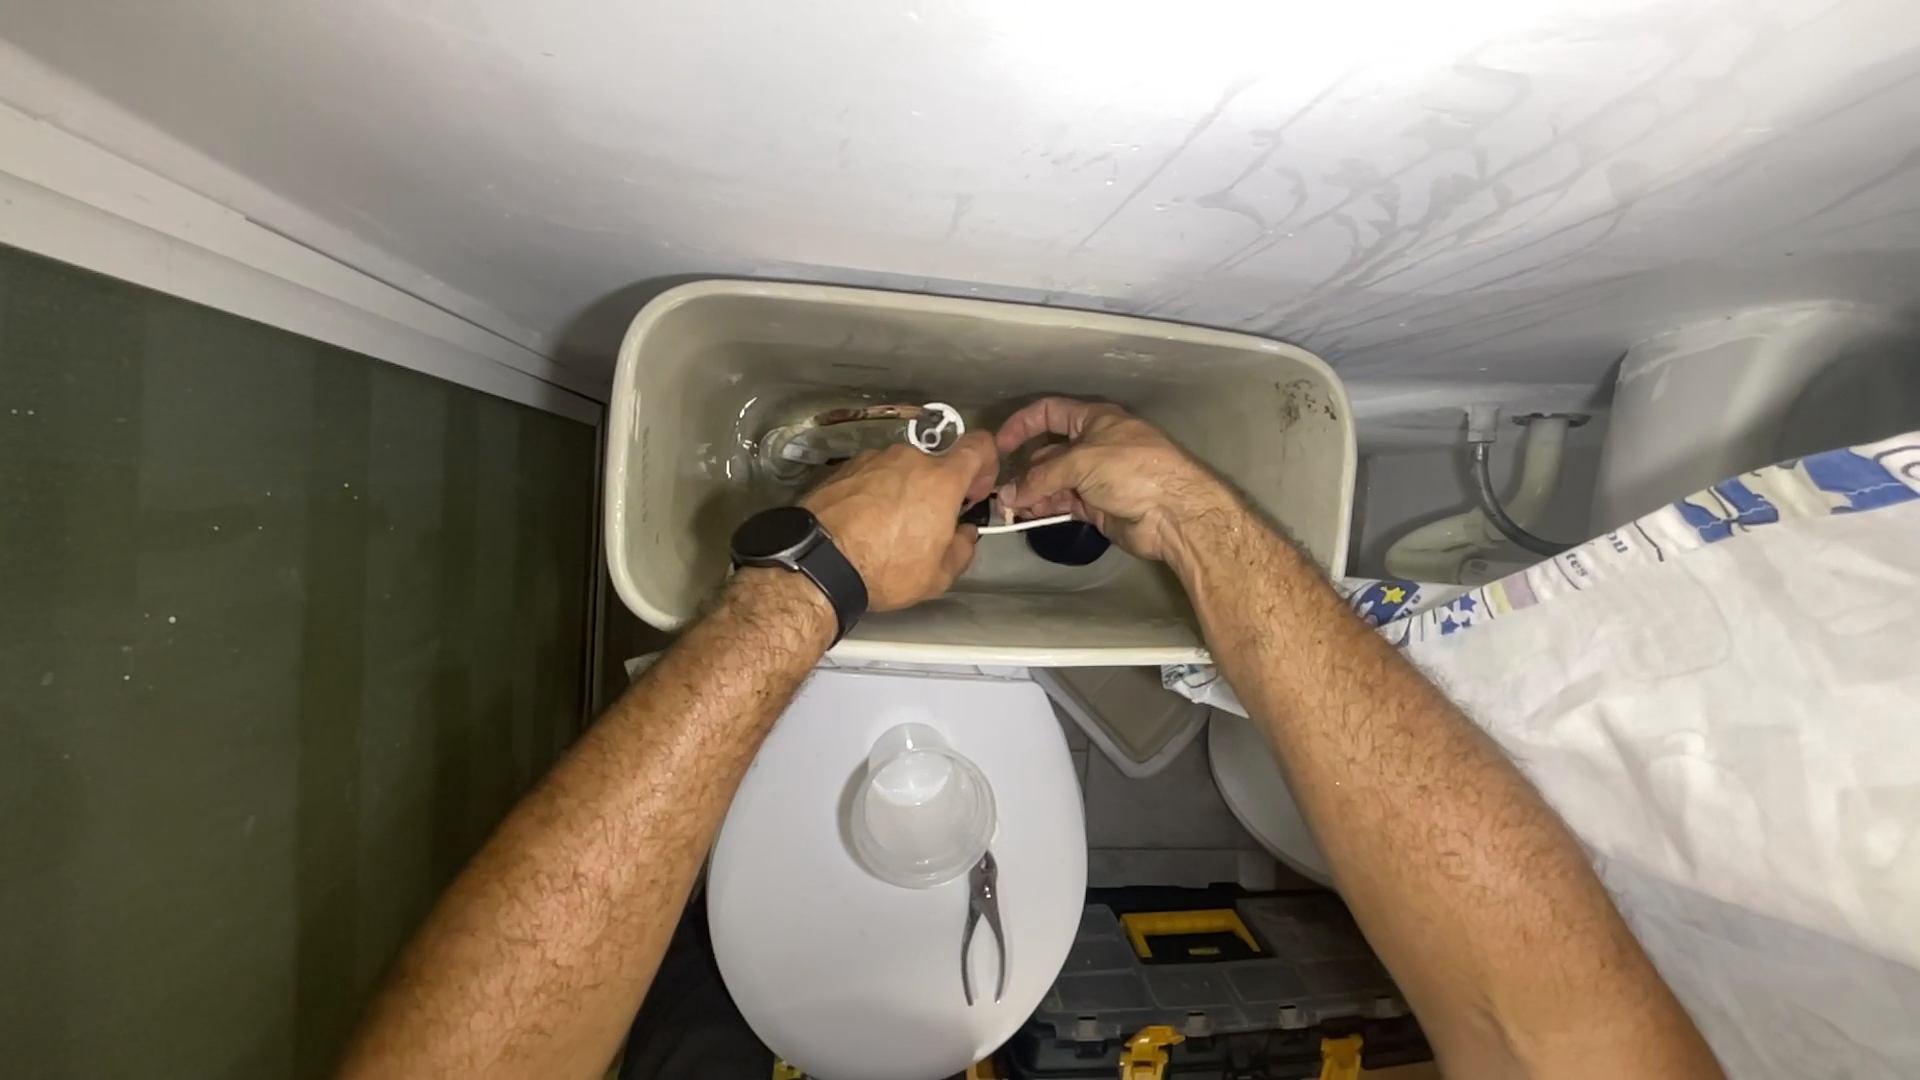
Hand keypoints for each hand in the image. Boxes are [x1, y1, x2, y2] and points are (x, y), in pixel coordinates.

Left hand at [800, 432, 1000, 610]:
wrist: (818, 563)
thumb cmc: (883, 568)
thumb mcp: (938, 576)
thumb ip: (963, 550)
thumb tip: (965, 536)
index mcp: (941, 480)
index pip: (978, 446)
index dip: (985, 464)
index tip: (974, 490)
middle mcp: (908, 459)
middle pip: (935, 465)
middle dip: (936, 490)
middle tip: (926, 525)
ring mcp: (872, 459)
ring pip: (900, 470)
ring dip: (902, 492)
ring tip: (887, 528)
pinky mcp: (843, 468)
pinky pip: (870, 476)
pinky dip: (872, 494)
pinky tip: (863, 523)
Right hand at [995, 398, 1235, 563]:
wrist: (1173, 513)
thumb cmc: (1131, 470)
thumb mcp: (1081, 462)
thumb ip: (1041, 477)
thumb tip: (1008, 494)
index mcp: (1093, 420)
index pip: (1049, 413)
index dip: (1022, 425)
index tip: (999, 445)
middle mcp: (1092, 445)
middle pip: (1047, 453)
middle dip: (1025, 471)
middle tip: (1003, 491)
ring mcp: (1094, 477)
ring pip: (1053, 481)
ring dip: (1032, 493)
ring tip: (1011, 507)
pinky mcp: (1096, 505)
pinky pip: (1063, 503)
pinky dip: (1045, 508)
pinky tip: (1029, 515)